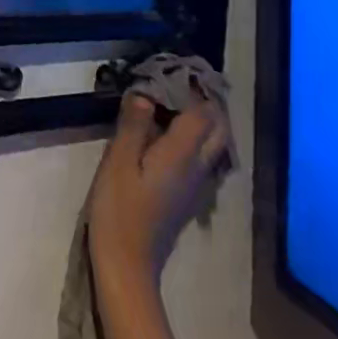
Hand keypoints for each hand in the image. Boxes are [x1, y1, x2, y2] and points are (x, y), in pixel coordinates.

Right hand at [86, 93, 229, 286]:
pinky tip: (172, 140)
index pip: (203, 111)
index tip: (172, 72)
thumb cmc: (119, 210)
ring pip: (216, 145)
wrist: (128, 266)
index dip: (192, 88)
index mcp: (182, 153)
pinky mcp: (190, 198)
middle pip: (219, 127)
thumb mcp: (118, 161)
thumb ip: (134, 125)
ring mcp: (198, 185)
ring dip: (204, 122)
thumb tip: (145, 94)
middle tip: (177, 87)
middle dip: (206, 103)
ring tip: (175, 108)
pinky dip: (197, 141)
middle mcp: (199, 166)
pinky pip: (205, 160)